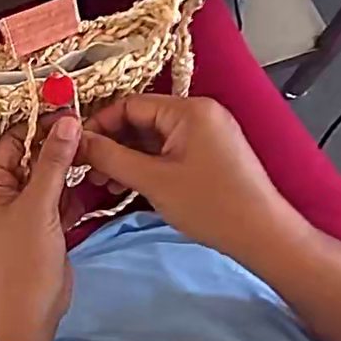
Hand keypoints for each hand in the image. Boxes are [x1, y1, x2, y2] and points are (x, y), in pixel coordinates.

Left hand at [0, 113, 81, 340]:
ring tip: (96, 161)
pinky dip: (75, 192)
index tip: (75, 112)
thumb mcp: (39, 207)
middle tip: (93, 137)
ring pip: (51, 174)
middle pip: (35, 154)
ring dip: (72, 169)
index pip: (15, 138)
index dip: (43, 124)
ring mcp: (25, 205)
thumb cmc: (24, 261)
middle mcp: (5, 189)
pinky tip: (91, 190)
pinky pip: (60, 195)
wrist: (29, 315)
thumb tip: (69, 121)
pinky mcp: (44, 221)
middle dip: (61, 147)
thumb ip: (54, 162)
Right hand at [79, 94, 298, 261]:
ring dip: (126, 157)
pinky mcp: (208, 153)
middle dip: (112, 144)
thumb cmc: (212, 205)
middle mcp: (199, 113)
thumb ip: (111, 157)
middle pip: (140, 120)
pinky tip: (128, 185)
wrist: (263, 236)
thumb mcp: (153, 180)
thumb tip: (78, 141)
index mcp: (188, 110)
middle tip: (88, 169)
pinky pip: (167, 150)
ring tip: (105, 182)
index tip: (78, 147)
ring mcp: (206, 133)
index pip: (130, 105)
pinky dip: (145, 165)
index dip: (100, 124)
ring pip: (152, 138)